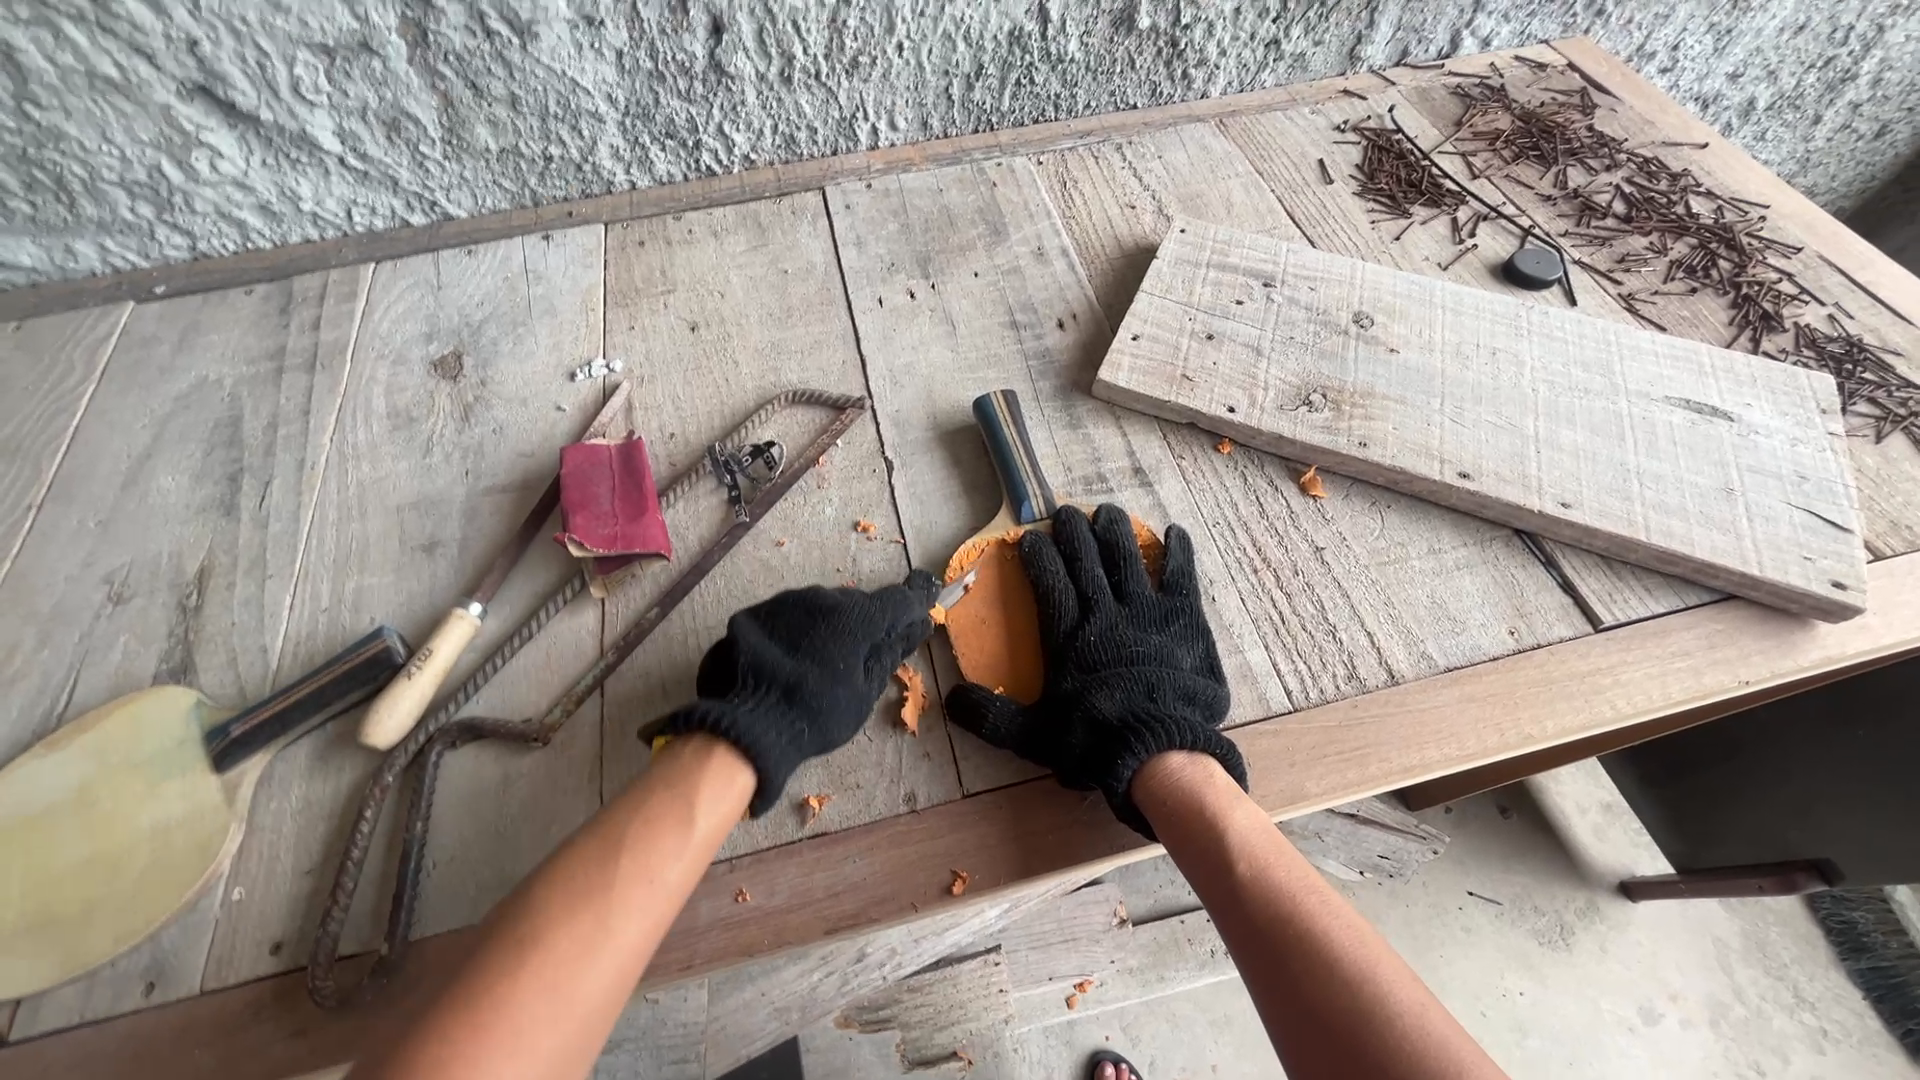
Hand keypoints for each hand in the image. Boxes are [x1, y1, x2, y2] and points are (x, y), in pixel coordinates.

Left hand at [660, 570, 938, 815]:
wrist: (746, 725)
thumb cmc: (818, 714)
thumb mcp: (864, 691)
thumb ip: (890, 652)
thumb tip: (919, 624)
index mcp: (856, 616)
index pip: (896, 600)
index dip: (910, 606)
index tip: (917, 614)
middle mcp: (822, 597)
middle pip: (855, 603)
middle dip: (864, 621)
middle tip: (861, 652)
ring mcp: (784, 601)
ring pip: (819, 606)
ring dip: (827, 624)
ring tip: (819, 659)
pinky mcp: (754, 612)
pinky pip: (787, 615)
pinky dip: (795, 631)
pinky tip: (788, 659)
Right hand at [944, 504, 1245, 837]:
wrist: (1156, 750)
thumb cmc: (1092, 742)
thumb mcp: (1030, 735)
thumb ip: (990, 715)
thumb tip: (950, 700)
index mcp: (1067, 636)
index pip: (1049, 582)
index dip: (1039, 556)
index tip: (1031, 537)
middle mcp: (1103, 613)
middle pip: (1086, 561)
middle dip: (1074, 532)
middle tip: (1066, 511)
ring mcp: (1146, 612)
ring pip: (1128, 559)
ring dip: (1116, 532)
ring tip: (1108, 511)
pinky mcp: (1184, 620)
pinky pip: (1180, 576)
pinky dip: (1178, 551)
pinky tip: (1175, 531)